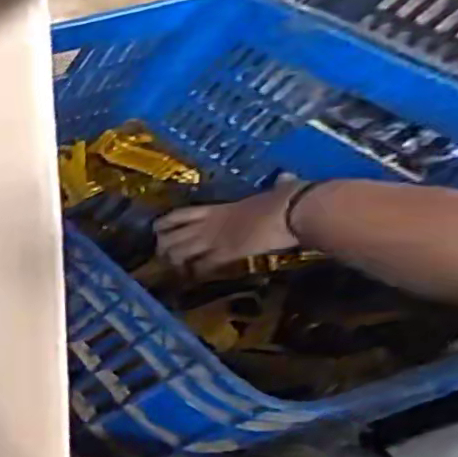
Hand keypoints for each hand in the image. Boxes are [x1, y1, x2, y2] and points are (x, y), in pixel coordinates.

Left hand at [153, 182, 299, 272]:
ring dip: (175, 263)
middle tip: (165, 258)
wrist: (299, 211)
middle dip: (162, 249)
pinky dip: (197, 273)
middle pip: (168, 238)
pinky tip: (198, 277)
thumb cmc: (293, 197)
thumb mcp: (279, 190)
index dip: (162, 225)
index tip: (158, 232)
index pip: (177, 216)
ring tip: (178, 270)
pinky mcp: (226, 254)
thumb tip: (287, 178)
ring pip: (177, 254)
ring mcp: (214, 241)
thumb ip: (279, 185)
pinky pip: (201, 266)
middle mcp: (208, 226)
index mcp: (217, 210)